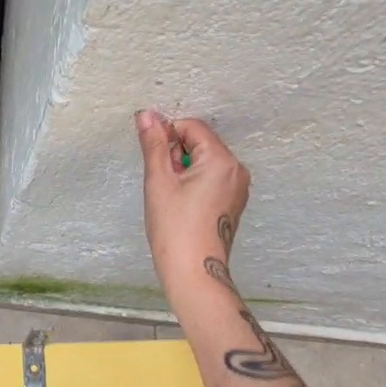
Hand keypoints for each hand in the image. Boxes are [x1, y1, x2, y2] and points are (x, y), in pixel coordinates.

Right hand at [136, 110, 250, 287]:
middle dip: (176, 154)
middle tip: (164, 184)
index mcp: (221, 160)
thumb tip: (147, 114)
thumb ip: (153, 143)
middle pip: (200, 142)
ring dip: (184, 169)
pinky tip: (183, 205)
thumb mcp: (159, 180)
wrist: (193, 272)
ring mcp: (238, 187)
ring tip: (173, 197)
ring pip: (204, 161)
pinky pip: (212, 178)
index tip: (156, 163)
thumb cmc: (174, 228)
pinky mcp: (234, 202)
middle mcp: (236, 169)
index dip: (167, 137)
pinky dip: (194, 183)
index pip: (191, 127)